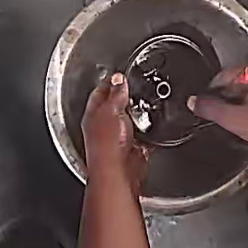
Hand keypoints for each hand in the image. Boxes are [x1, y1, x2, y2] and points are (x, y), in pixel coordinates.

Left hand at [81, 72, 147, 189]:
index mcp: (93, 115)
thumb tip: (118, 80)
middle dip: (126, 98)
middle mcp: (104, 127)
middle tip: (136, 87)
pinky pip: (143, 136)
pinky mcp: (133, 148)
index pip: (100, 93)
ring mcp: (118, 138)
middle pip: (115, 106)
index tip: (121, 75)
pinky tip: (154, 125)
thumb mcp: (111, 111)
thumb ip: (116, 94)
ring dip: (139, 114)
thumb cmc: (107, 145)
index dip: (110, 82)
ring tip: (147, 104)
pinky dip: (149, 131)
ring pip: (130, 121)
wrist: (119, 172)